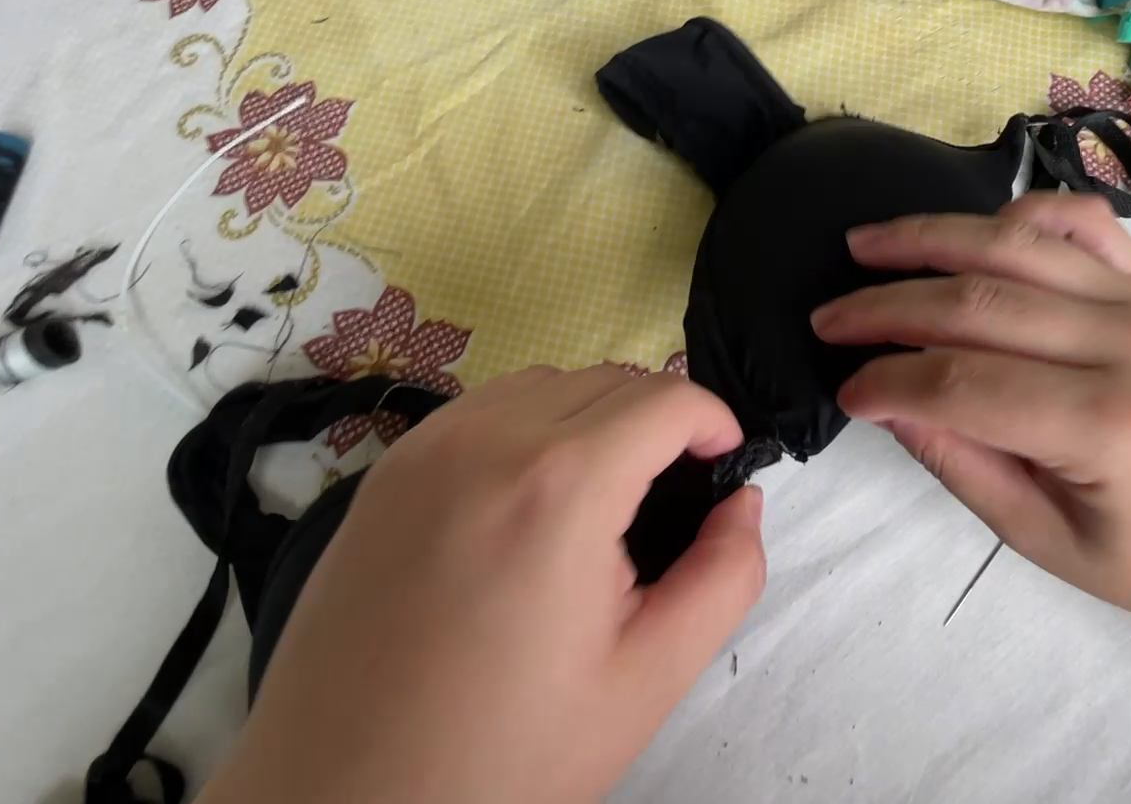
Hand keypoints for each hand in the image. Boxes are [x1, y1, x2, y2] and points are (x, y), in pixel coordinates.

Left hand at [199, 366, 765, 803]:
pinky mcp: (388, 467)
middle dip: (662, 419)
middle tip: (668, 494)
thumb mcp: (649, 678)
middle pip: (613, 379)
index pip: (668, 398)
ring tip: (601, 494)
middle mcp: (490, 437)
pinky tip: (528, 495)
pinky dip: (533, 422)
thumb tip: (741, 503)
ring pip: (551, 380)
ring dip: (597, 414)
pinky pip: (488, 406)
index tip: (723, 466)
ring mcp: (428, 445)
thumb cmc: (504, 752)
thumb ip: (725, 575)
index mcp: (562, 484)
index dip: (714, 421)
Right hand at [811, 193, 1130, 643]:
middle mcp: (1127, 343)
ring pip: (1014, 245)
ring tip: (864, 244)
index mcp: (1106, 423)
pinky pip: (1081, 224)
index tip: (843, 392)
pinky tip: (976, 229)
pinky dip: (1021, 212)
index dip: (887, 383)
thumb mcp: (1038, 537)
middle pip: (976, 302)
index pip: (961, 383)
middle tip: (827, 318)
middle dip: (885, 307)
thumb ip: (955, 460)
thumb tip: (881, 401)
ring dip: (928, 239)